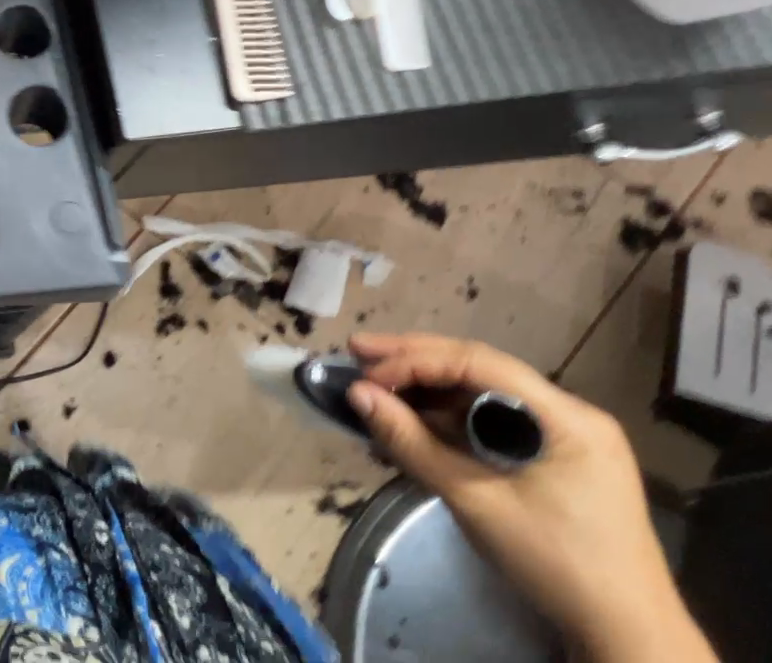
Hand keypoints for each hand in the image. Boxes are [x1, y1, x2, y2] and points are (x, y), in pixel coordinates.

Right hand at [346, 333, 713, 662]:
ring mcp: (563, 434)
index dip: (414, 361)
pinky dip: (446, 413)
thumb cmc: (554, 561)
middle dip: (414, 358)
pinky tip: (411, 416)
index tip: (366, 375)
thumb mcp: (474, 499)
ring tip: (374, 381)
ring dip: (426, 385)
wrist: (625, 631)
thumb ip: (413, 443)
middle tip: (357, 350)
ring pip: (481, 391)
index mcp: (566, 417)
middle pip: (479, 367)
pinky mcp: (553, 456)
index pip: (477, 363)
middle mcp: (568, 413)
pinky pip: (490, 418)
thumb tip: (357, 394)